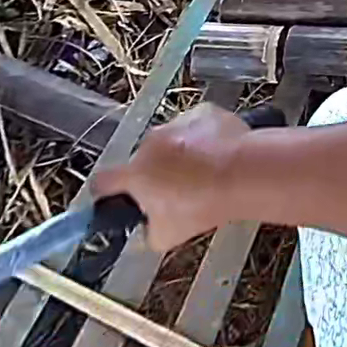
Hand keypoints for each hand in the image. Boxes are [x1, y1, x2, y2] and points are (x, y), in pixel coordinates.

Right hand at [93, 104, 252, 251]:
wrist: (243, 172)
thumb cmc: (202, 205)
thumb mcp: (164, 237)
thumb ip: (146, 230)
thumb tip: (148, 225)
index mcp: (135, 172)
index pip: (103, 181)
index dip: (107, 191)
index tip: (113, 196)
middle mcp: (152, 142)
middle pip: (143, 157)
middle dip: (154, 170)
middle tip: (175, 187)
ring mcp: (179, 122)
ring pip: (171, 138)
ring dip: (179, 150)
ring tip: (203, 168)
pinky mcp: (206, 110)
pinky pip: (197, 124)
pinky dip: (202, 134)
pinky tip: (218, 150)